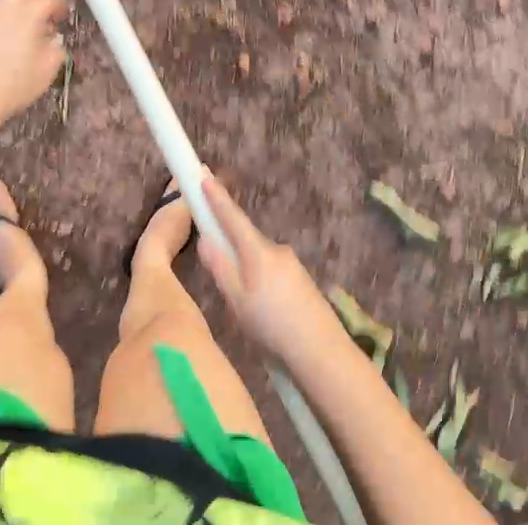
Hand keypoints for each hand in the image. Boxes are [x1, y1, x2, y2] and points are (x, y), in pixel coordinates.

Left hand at [0, 0, 69, 126]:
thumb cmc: (13, 87)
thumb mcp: (46, 72)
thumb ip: (56, 49)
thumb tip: (55, 39)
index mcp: (27, 15)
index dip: (61, 3)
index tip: (64, 16)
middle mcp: (4, 9)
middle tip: (48, 16)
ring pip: (6, 2)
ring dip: (21, 10)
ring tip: (26, 35)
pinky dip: (2, 23)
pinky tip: (2, 46)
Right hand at [196, 177, 342, 361]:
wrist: (323, 352)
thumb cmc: (273, 325)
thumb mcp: (236, 300)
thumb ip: (220, 268)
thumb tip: (206, 239)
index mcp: (257, 251)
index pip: (232, 217)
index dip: (216, 197)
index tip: (204, 175)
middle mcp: (276, 250)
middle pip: (245, 240)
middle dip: (230, 250)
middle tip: (223, 282)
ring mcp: (292, 265)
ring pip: (259, 260)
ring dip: (247, 272)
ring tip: (247, 311)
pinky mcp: (302, 281)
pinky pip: (272, 272)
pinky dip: (262, 283)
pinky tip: (265, 313)